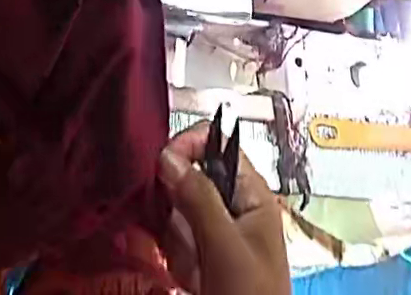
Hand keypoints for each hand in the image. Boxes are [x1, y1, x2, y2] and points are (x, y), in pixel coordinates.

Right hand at [156, 122, 287, 294]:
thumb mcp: (226, 247)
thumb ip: (198, 198)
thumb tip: (168, 156)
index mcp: (251, 195)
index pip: (220, 146)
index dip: (191, 145)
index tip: (162, 161)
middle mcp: (232, 209)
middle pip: (194, 177)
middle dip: (172, 192)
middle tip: (159, 211)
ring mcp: (214, 238)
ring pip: (179, 210)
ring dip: (166, 226)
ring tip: (178, 255)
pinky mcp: (198, 265)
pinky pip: (174, 242)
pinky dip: (165, 249)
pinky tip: (166, 263)